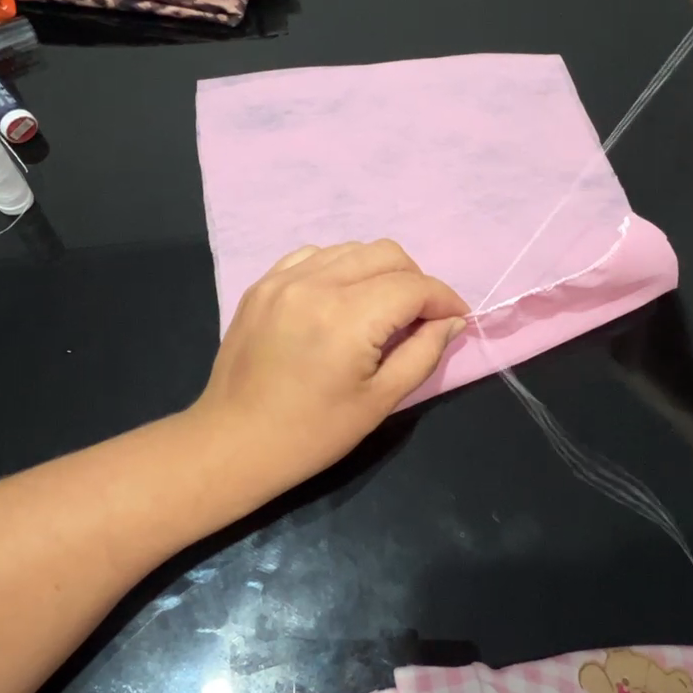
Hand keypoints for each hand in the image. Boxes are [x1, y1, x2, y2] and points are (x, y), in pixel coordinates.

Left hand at [190, 240, 468, 491]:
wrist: (235, 443)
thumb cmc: (313, 433)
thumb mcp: (380, 400)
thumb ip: (423, 353)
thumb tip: (450, 321)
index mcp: (347, 317)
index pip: (413, 287)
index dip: (443, 299)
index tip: (457, 318)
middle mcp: (315, 284)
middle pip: (386, 254)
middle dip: (415, 281)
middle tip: (421, 316)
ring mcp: (283, 279)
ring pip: (351, 249)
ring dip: (379, 271)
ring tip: (382, 308)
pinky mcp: (262, 284)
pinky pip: (314, 256)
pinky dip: (340, 268)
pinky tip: (341, 299)